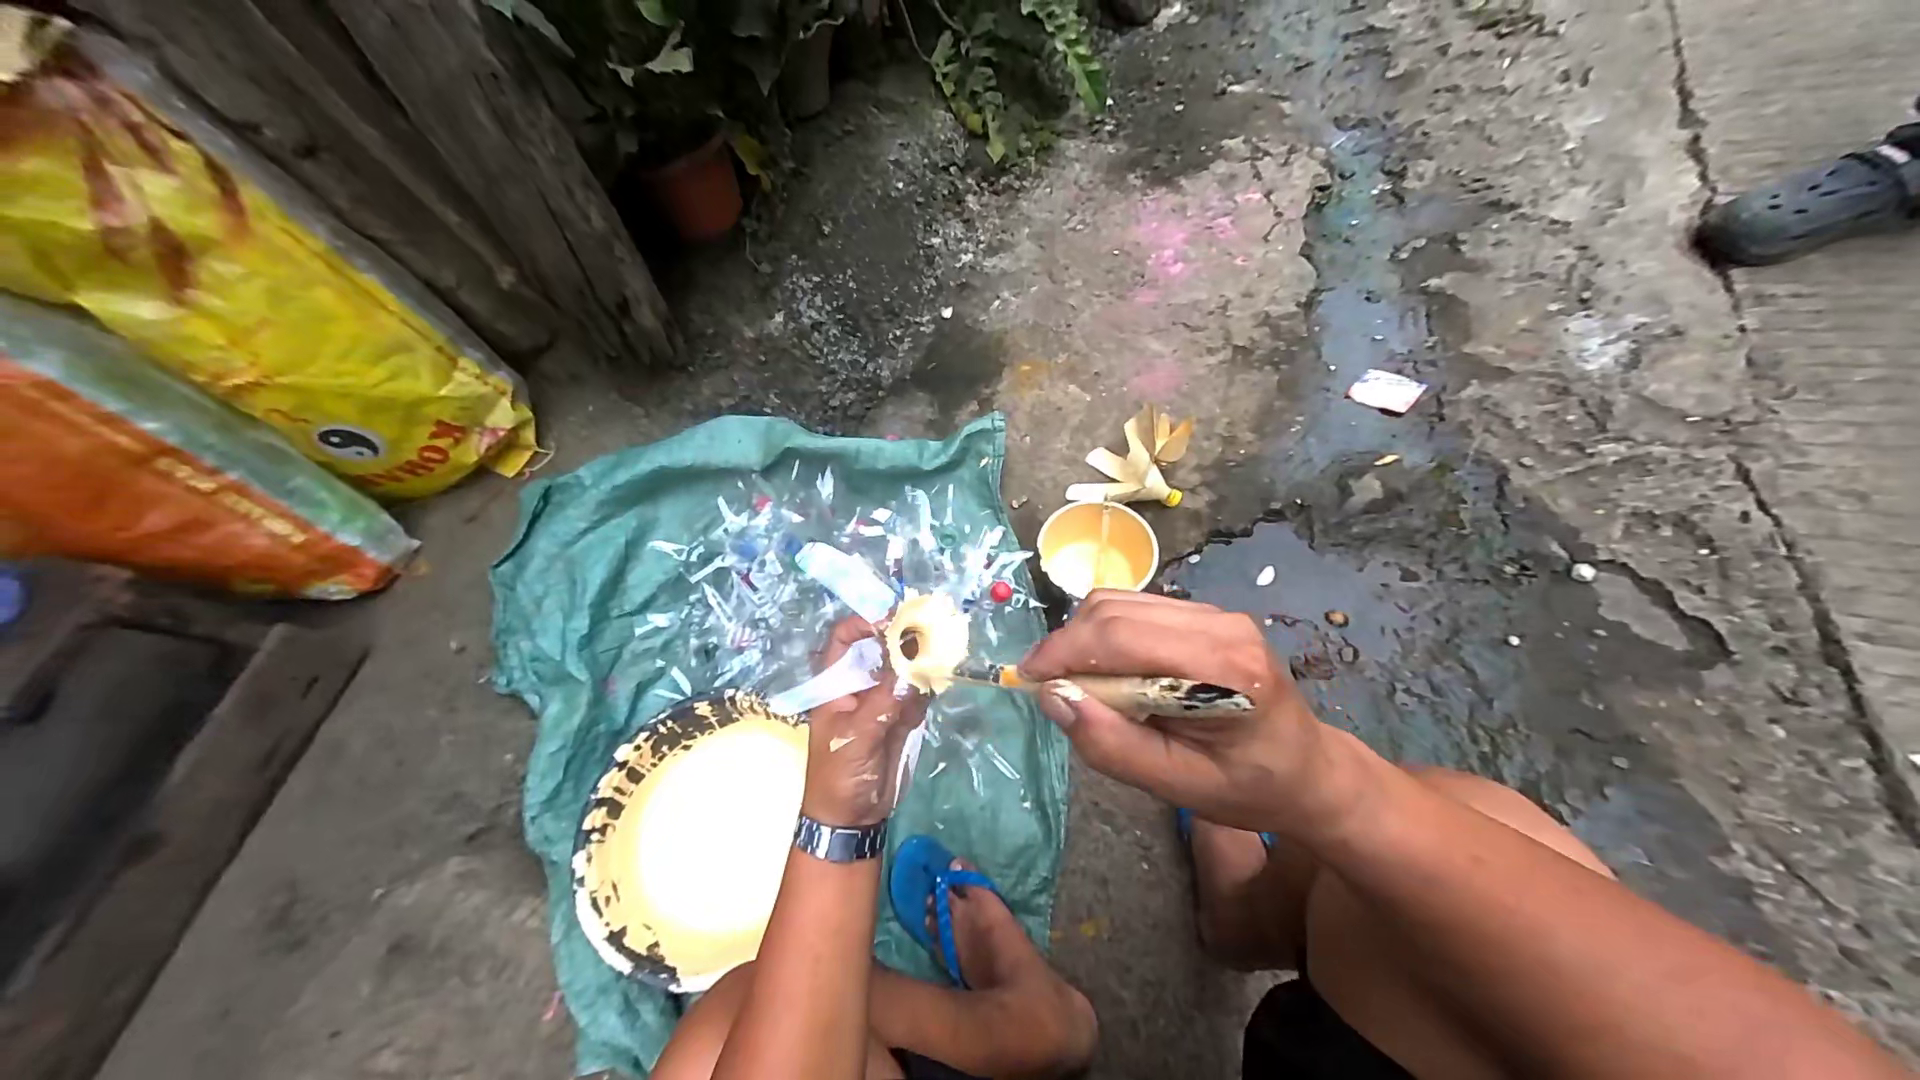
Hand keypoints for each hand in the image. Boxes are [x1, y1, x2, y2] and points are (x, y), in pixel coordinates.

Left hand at [803, 616, 929, 825]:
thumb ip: (884, 702)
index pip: (845, 638)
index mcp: (836, 682)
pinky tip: (944, 675)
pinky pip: (920, 689)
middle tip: (932, 628)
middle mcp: (861, 682)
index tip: (894, 620)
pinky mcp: (904, 713)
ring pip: (906, 666)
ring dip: (924, 657)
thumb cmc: (839, 775)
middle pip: (882, 647)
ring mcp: (884, 697)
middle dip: (905, 636)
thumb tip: (912, 667)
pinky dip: (933, 682)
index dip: (865, 623)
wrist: (853, 817)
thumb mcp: (857, 738)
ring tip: (945, 647)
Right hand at [1021, 591, 1369, 838]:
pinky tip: (1107, 670)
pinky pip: (1136, 608)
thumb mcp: (1180, 786)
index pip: (1122, 637)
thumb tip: (1054, 699)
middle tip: (1047, 687)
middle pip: (1115, 610)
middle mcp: (1220, 623)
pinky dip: (1105, 635)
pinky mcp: (1204, 614)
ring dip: (1083, 637)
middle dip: (1067, 644)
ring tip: (1075, 682)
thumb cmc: (1250, 788)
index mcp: (1223, 665)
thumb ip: (1114, 745)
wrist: (1308, 770)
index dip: (1064, 652)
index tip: (1026, 679)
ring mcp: (1215, 613)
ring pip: (1120, 602)